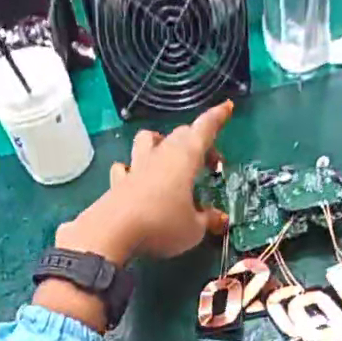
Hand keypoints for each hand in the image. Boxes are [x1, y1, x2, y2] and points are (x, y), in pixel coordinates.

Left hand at [54, 101, 233, 264]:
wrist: (114, 232)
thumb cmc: (162, 226)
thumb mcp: (194, 230)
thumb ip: (208, 220)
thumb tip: (219, 219)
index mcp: (185, 157)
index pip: (205, 129)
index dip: (217, 118)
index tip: (227, 108)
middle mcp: (161, 154)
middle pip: (180, 135)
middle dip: (195, 141)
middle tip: (205, 162)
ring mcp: (136, 166)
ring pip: (148, 140)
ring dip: (159, 144)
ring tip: (166, 158)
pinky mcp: (118, 182)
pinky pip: (126, 168)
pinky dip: (133, 171)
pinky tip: (134, 180)